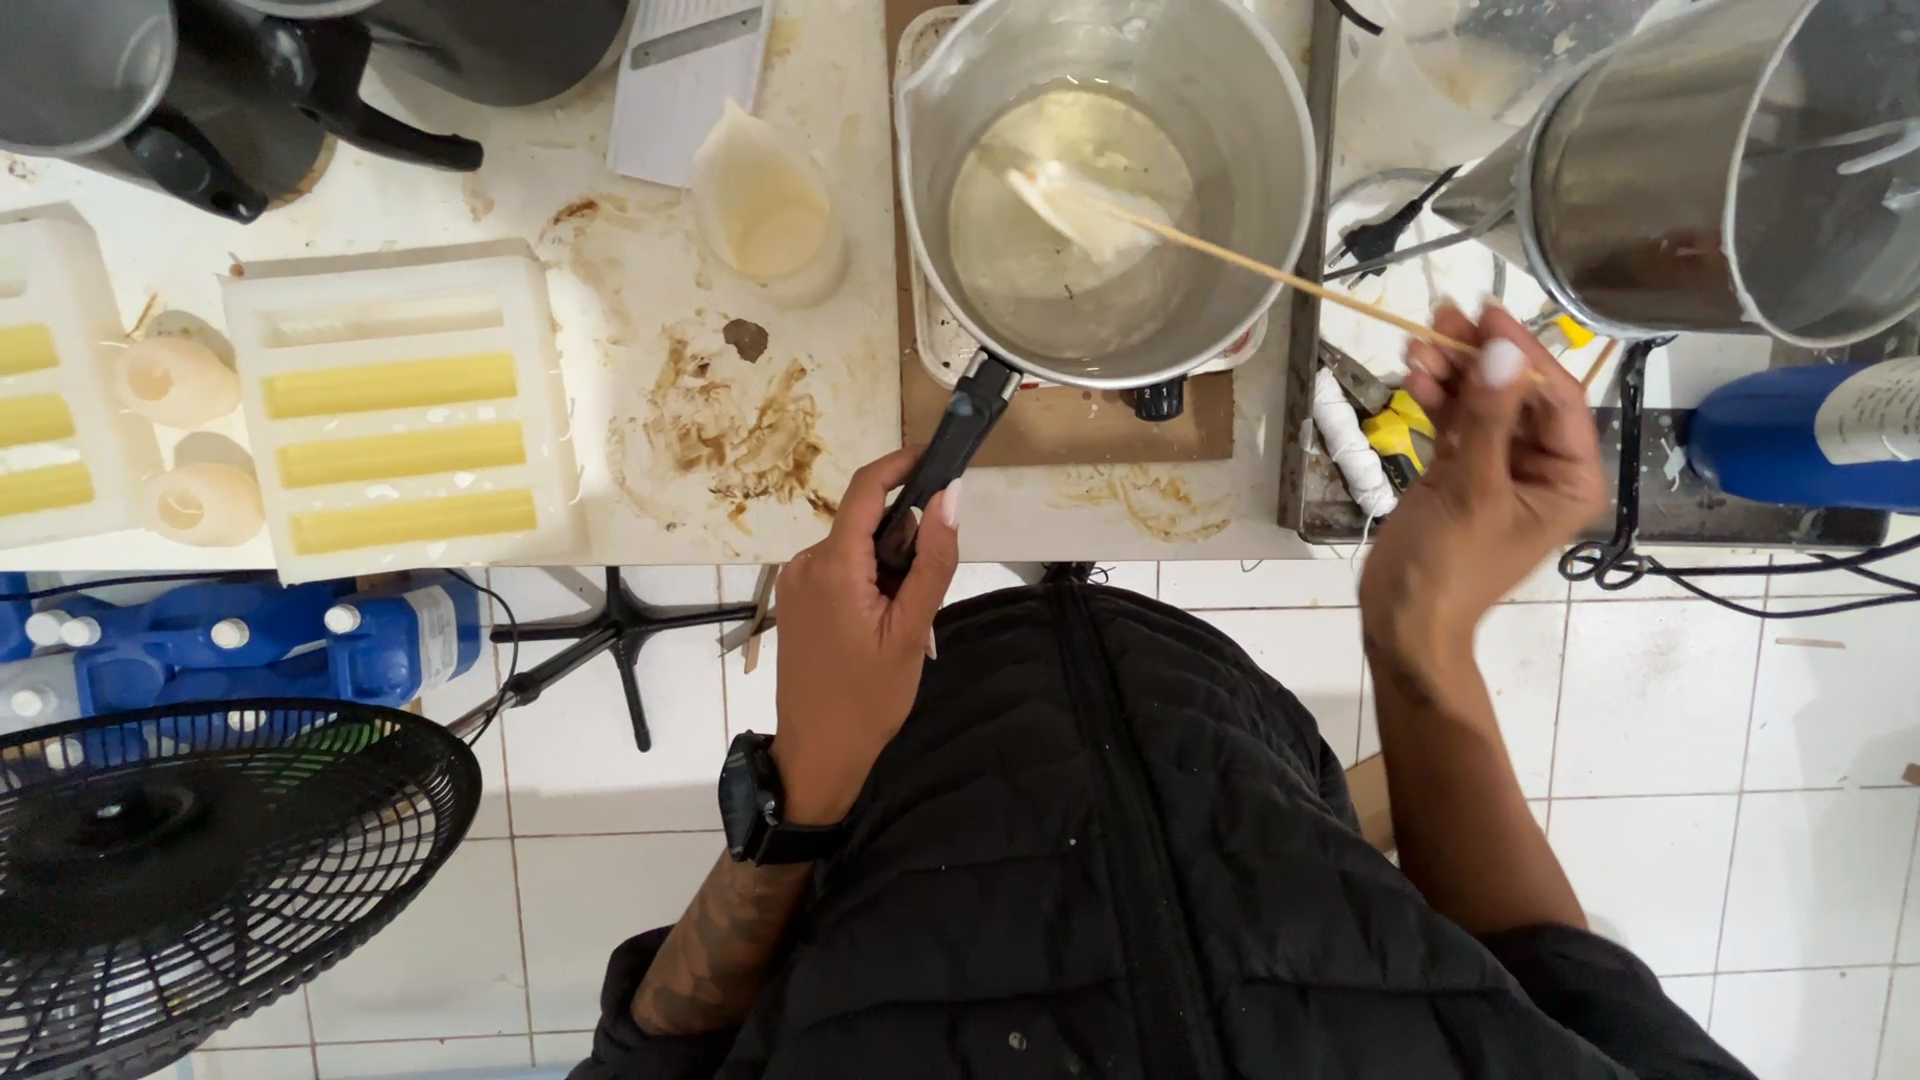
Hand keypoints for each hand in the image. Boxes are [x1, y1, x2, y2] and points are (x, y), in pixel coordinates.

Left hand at [770, 448, 960, 823]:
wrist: (818, 753)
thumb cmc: (870, 698)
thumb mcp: (912, 629)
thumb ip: (933, 560)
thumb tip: (951, 496)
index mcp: (832, 565)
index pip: (866, 489)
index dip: (902, 463)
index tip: (938, 456)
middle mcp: (805, 562)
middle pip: (864, 522)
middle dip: (903, 539)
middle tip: (924, 594)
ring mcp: (795, 582)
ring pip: (854, 548)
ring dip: (886, 566)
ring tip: (901, 622)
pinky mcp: (795, 600)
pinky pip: (839, 569)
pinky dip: (867, 581)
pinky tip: (877, 626)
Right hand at [1360, 303, 1605, 663]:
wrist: (1403, 621)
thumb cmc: (1448, 566)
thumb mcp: (1472, 491)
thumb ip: (1487, 419)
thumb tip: (1501, 352)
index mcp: (1569, 477)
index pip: (1554, 399)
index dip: (1520, 355)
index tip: (1485, 315)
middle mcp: (1539, 468)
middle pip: (1514, 396)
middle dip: (1478, 359)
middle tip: (1441, 318)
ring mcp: (1495, 471)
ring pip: (1478, 408)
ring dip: (1448, 377)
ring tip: (1414, 346)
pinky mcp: (1456, 477)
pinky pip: (1452, 430)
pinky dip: (1433, 405)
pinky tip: (1413, 380)